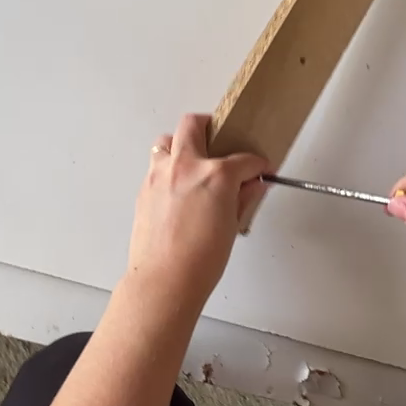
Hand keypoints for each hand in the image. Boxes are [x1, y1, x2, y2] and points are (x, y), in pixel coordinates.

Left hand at [126, 114, 268, 307]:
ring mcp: (161, 175)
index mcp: (215, 174)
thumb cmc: (199, 260)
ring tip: (193, 160)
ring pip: (167, 140)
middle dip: (210, 126)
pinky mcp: (145, 189)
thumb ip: (243, 199)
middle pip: (194, 124)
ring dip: (181, 144)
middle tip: (220, 139)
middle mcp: (185, 166)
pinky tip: (179, 186)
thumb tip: (252, 187)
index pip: (244, 159)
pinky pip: (156, 166)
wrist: (165, 280)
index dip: (257, 164)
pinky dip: (169, 168)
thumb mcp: (232, 226)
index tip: (260, 170)